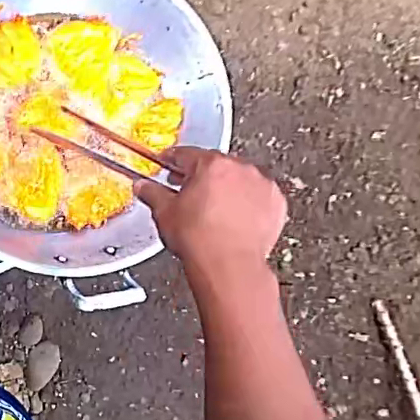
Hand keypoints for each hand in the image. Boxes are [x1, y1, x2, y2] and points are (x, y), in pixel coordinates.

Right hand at [137, 147, 287, 282]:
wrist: (228, 265)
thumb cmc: (200, 239)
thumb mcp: (164, 213)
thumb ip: (153, 194)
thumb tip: (144, 187)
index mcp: (210, 166)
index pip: (186, 154)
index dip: (172, 159)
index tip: (168, 163)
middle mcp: (239, 170)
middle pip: (215, 166)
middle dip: (201, 177)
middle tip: (188, 193)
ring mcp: (260, 185)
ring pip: (239, 180)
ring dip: (226, 189)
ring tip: (213, 211)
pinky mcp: (275, 204)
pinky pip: (258, 196)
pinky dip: (247, 204)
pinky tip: (233, 219)